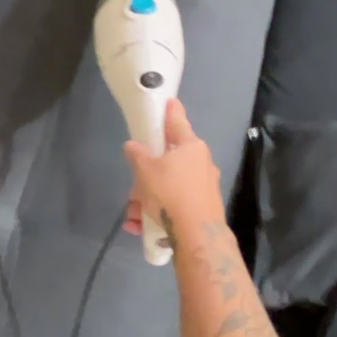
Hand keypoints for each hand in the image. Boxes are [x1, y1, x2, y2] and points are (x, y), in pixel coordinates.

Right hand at [123, 99, 223, 237]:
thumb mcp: (145, 170)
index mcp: (191, 147)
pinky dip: (156, 213)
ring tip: (133, 215)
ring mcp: (203, 187)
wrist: (196, 235)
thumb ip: (137, 154)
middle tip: (133, 188)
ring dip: (147, 199)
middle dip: (146, 176)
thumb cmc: (170, 193)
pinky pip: (173, 205)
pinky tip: (139, 226)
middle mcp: (201, 163)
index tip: (169, 101)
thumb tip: (133, 146)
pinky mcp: (202, 209)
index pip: (178, 122)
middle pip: (168, 161)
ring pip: (167, 186)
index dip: (170, 110)